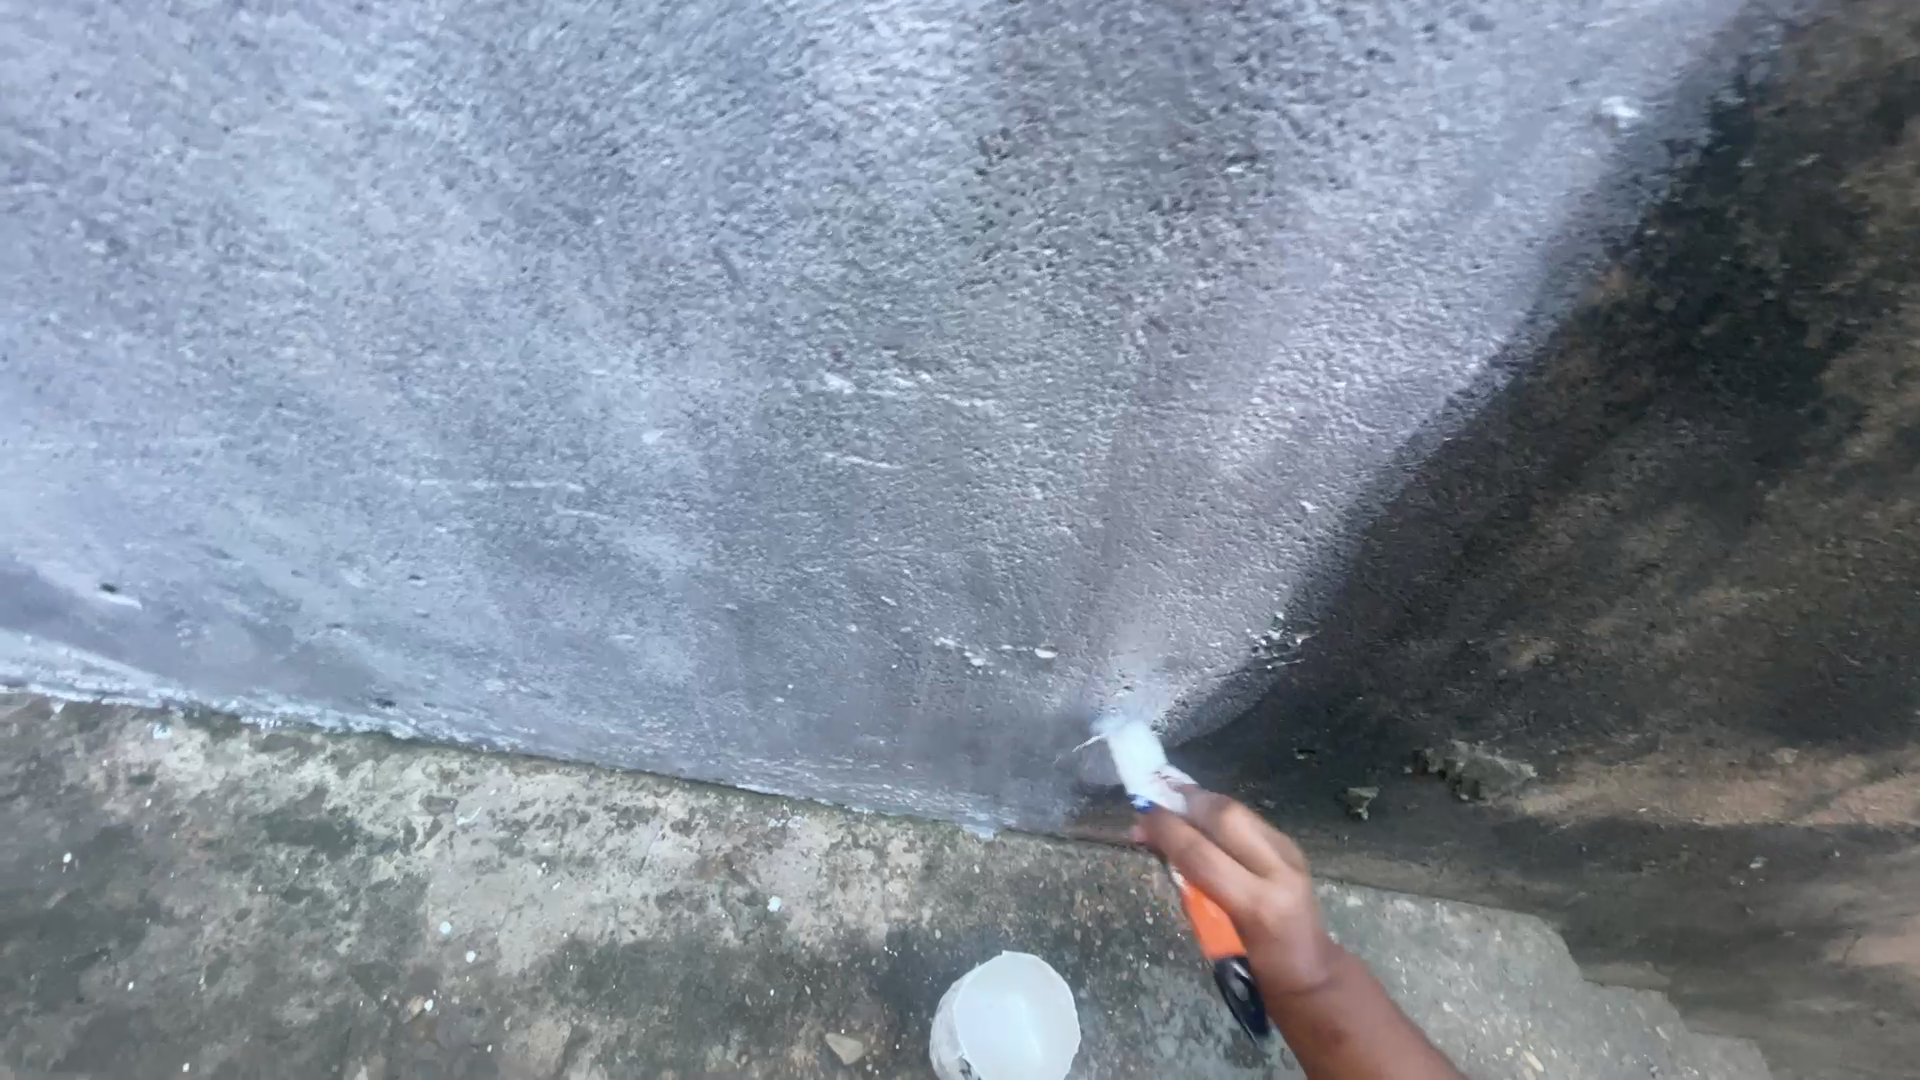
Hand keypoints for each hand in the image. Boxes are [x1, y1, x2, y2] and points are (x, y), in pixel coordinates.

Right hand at [1134, 790, 1338, 996]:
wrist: (1309, 971)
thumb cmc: (1252, 965)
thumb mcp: (1213, 932)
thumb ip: (1187, 884)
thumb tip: (1150, 840)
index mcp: (1257, 905)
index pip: (1200, 854)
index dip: (1165, 828)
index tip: (1140, 816)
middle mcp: (1278, 871)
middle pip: (1223, 817)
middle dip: (1184, 803)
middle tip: (1155, 803)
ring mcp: (1289, 854)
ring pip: (1235, 809)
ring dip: (1199, 801)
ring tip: (1172, 801)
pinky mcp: (1290, 845)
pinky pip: (1245, 816)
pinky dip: (1216, 811)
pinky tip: (1200, 816)